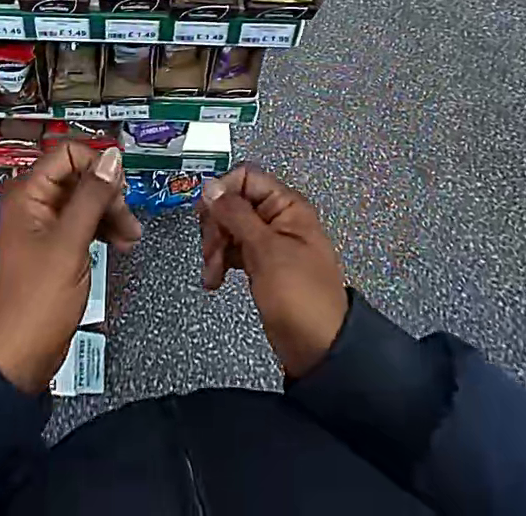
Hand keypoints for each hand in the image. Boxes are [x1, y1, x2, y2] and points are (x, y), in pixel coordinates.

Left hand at [0, 142, 142, 392]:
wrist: (18, 356)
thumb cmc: (33, 303)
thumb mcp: (70, 242)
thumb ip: (93, 196)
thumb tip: (111, 158)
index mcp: (27, 194)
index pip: (67, 154)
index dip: (97, 165)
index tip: (119, 185)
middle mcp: (33, 203)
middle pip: (80, 176)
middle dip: (108, 194)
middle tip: (125, 216)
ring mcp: (44, 224)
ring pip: (86, 199)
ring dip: (111, 213)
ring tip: (129, 235)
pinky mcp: (54, 244)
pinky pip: (84, 222)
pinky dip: (103, 228)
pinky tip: (121, 242)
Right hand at [199, 164, 347, 378]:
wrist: (319, 348)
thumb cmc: (298, 294)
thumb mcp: (266, 250)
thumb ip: (236, 214)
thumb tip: (210, 186)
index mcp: (286, 206)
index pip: (246, 177)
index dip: (223, 192)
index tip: (206, 215)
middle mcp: (278, 218)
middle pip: (234, 203)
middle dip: (216, 225)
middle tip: (209, 252)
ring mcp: (269, 242)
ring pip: (230, 227)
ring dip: (215, 247)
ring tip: (211, 275)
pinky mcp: (262, 264)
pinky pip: (234, 250)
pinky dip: (221, 262)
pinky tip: (214, 281)